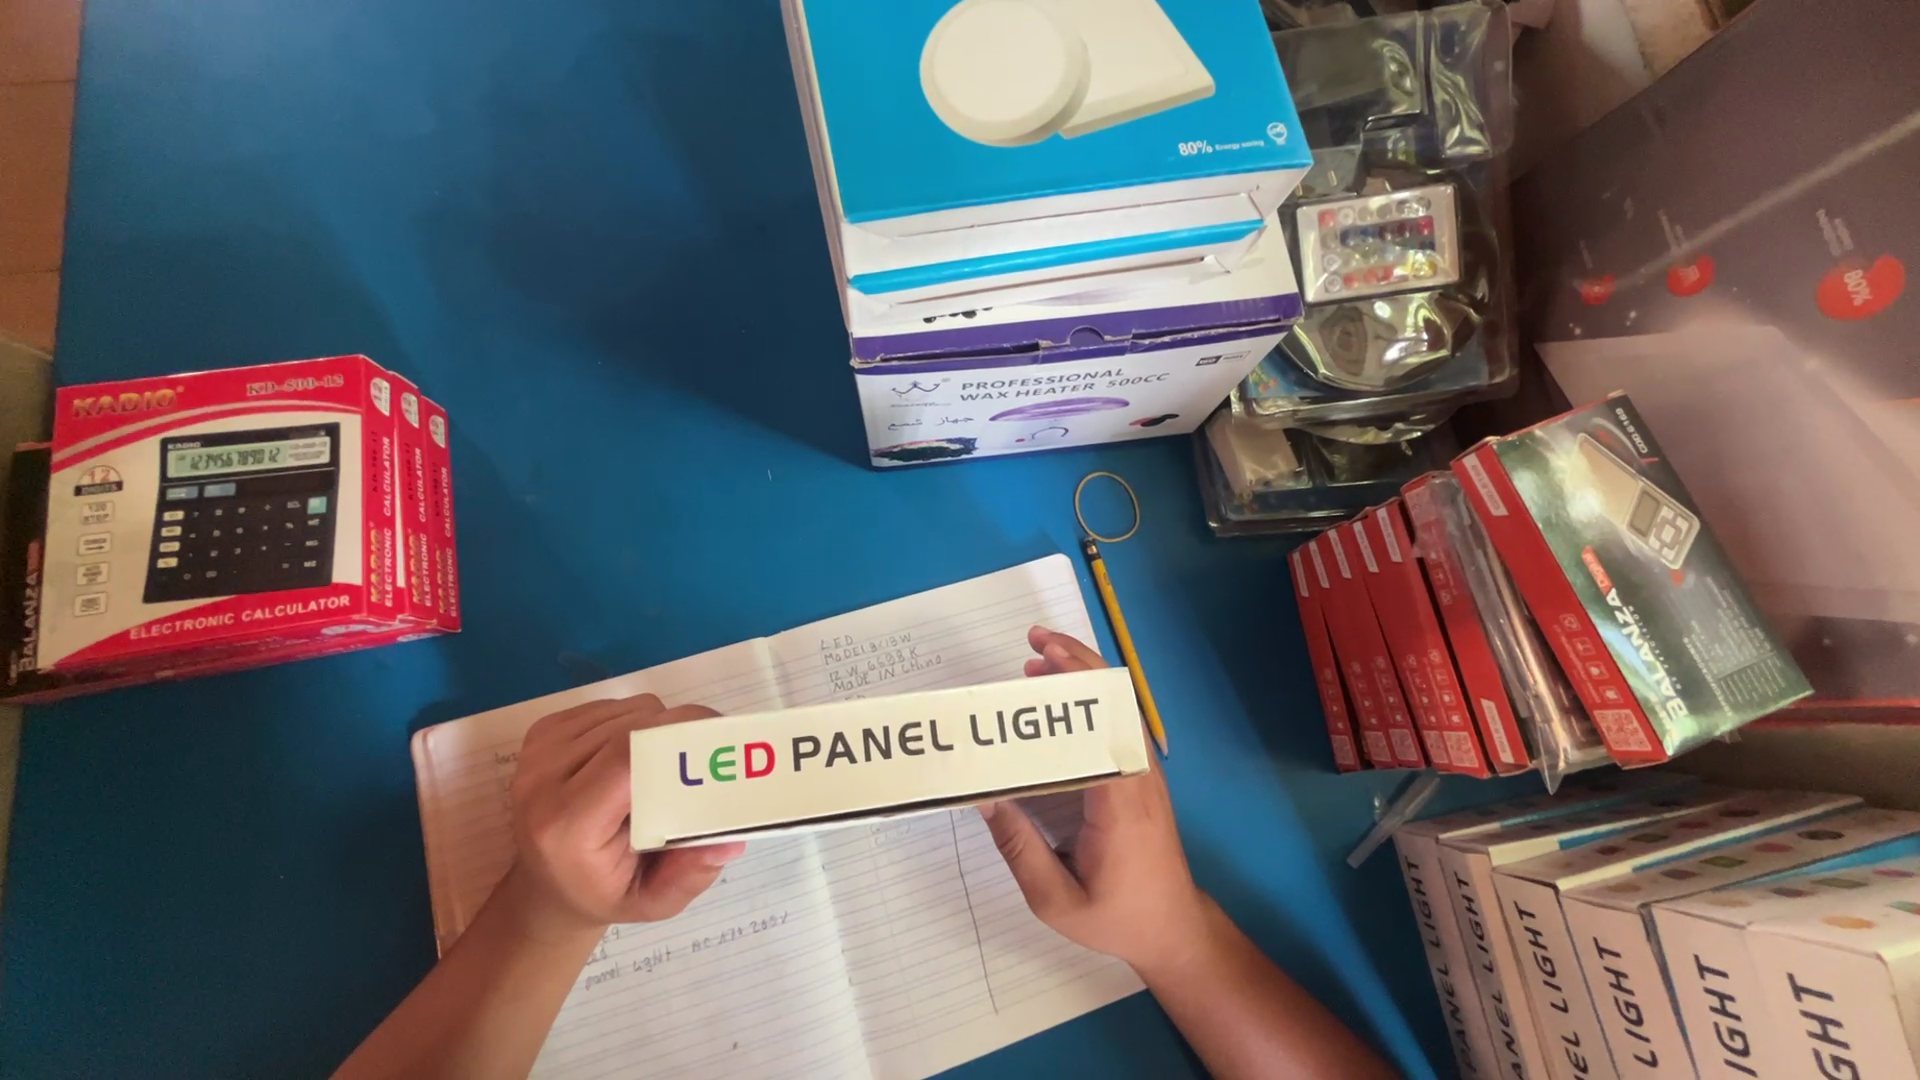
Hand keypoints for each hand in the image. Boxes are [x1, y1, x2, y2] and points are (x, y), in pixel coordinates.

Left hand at [506, 694, 745, 938]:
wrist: (546, 884)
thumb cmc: (603, 892)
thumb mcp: (650, 903)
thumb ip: (688, 876)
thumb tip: (731, 840)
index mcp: (566, 825)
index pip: (625, 757)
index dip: (676, 734)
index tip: (722, 738)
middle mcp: (543, 781)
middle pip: (632, 726)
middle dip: (681, 730)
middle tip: (712, 752)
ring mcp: (539, 751)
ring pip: (628, 711)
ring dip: (660, 728)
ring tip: (665, 766)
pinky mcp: (544, 732)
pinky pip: (614, 706)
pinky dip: (639, 721)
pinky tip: (637, 756)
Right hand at [981, 627, 1215, 978]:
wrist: (1174, 929)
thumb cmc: (1117, 916)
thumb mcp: (1056, 899)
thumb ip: (1017, 847)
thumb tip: (984, 794)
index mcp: (1119, 801)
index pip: (1098, 727)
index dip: (1073, 687)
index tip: (1038, 661)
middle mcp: (1139, 774)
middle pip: (1114, 702)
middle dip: (1076, 663)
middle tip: (1033, 642)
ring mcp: (1146, 771)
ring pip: (1121, 706)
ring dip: (1085, 674)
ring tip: (1042, 656)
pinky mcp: (1144, 775)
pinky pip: (1121, 722)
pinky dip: (1094, 698)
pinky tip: (1065, 695)